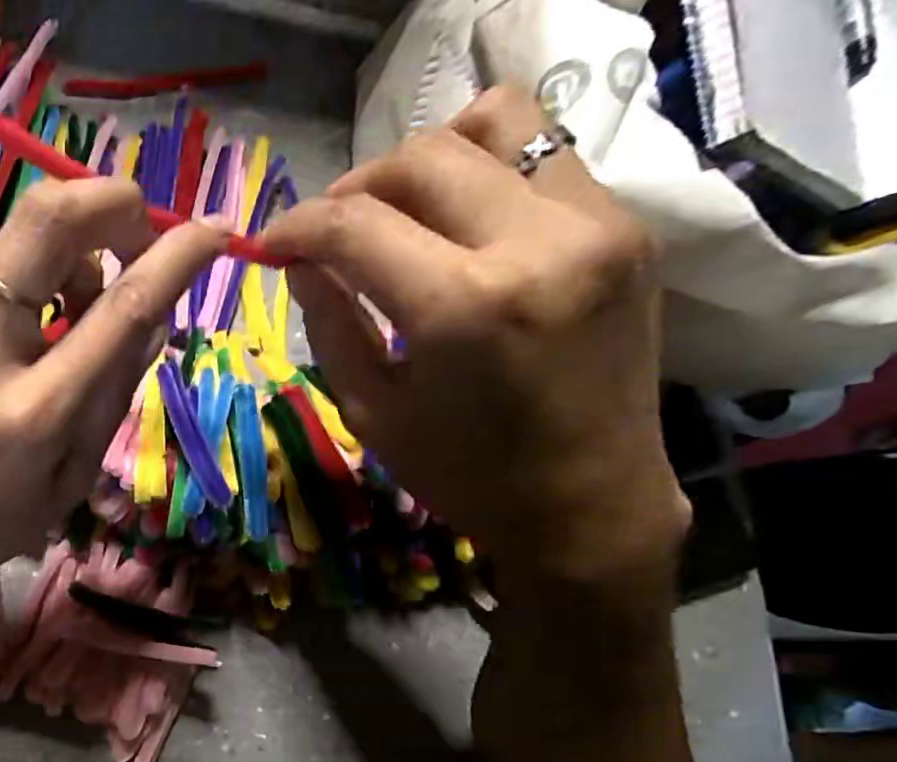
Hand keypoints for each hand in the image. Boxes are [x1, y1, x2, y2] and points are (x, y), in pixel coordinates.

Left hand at [0, 178, 226, 599]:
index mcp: (34, 412)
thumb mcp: (74, 475)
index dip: (174, 257)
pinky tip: (44, 323)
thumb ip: (116, 390)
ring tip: (85, 305)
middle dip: (114, 205)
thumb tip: (155, 309)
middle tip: (140, 243)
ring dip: (77, 245)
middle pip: (48, 220)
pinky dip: (43, 273)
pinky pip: (0, 267)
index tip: (216, 231)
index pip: (118, 309)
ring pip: (21, 230)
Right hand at [261, 88, 686, 588]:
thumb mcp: (372, 409)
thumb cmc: (463, 473)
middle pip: (420, 159)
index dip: (297, 226)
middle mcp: (535, 244)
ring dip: (424, 161)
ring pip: (493, 124)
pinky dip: (483, 171)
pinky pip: (543, 153)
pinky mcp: (625, 226)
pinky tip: (458, 222)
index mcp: (460, 308)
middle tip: (330, 234)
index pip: (356, 224)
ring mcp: (595, 224)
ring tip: (398, 212)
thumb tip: (300, 261)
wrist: (586, 501)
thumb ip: (330, 322)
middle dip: (353, 190)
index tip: (271, 245)